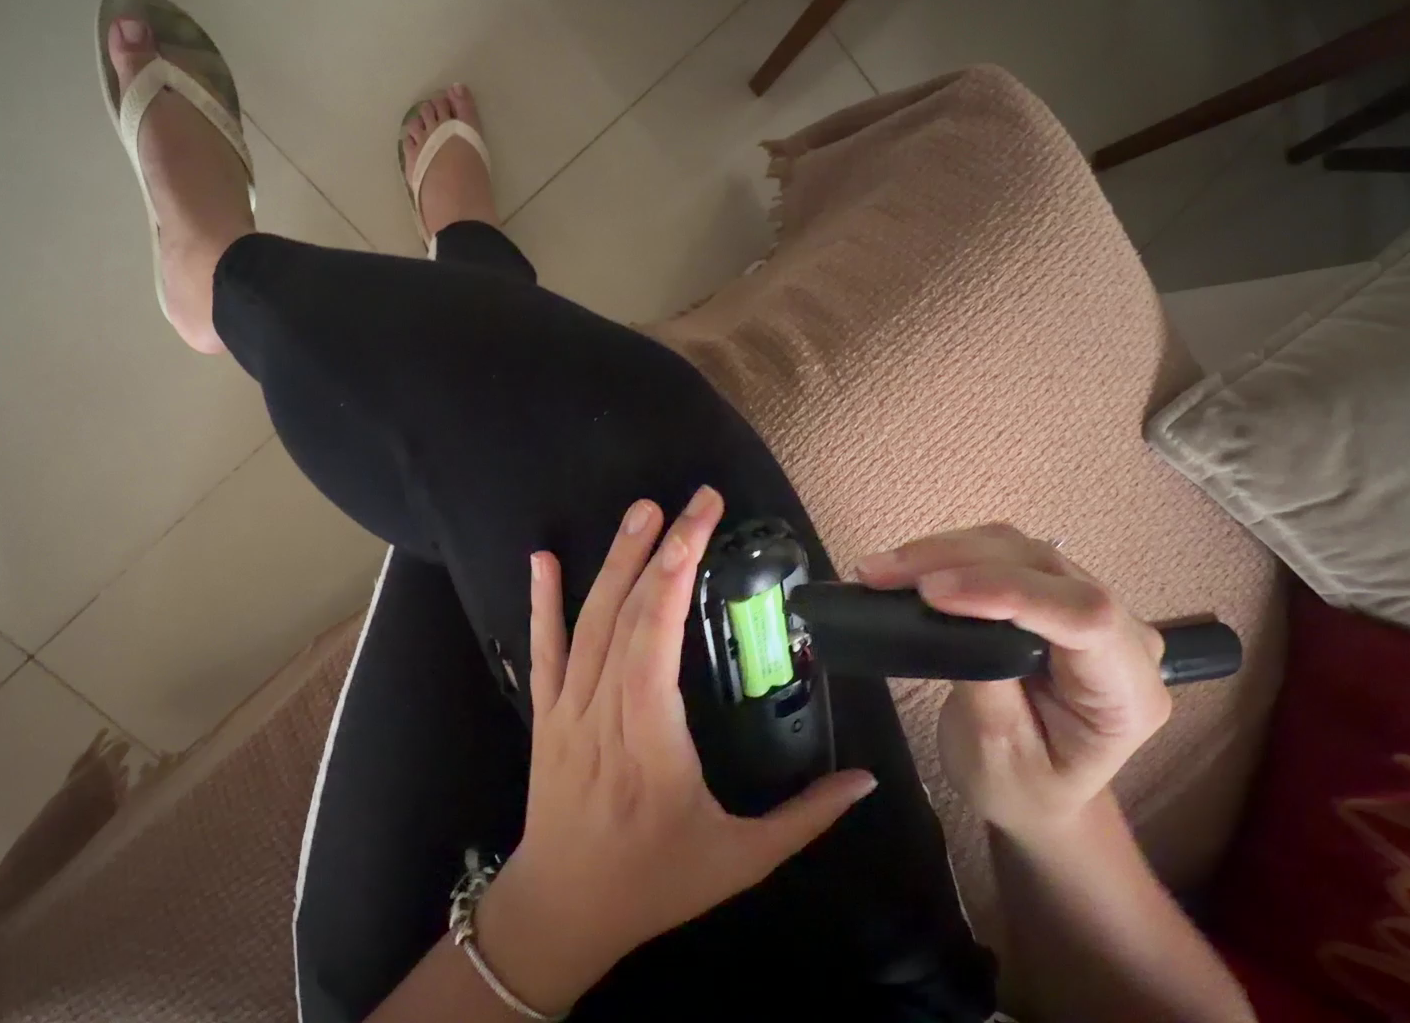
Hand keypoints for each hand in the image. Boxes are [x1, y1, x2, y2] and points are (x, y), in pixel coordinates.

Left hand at [477, 486, 878, 1012]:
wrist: (563, 910)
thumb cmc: (654, 883)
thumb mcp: (740, 859)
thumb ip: (806, 817)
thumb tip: (867, 780)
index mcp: (651, 738)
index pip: (658, 634)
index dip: (677, 569)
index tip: (702, 521)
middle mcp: (604, 711)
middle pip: (629, 613)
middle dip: (662, 549)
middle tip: (692, 499)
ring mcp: (567, 709)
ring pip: (589, 621)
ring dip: (616, 561)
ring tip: (642, 511)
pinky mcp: (546, 715)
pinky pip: (543, 649)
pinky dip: (542, 602)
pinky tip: (543, 559)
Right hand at [854, 524, 1168, 840]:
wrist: (1034, 792)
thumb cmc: (1022, 789)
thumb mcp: (998, 756)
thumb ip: (986, 682)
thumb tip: (951, 616)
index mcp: (1127, 692)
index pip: (1085, 617)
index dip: (1010, 592)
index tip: (931, 593)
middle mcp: (1122, 637)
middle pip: (1048, 570)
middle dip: (961, 563)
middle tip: (881, 574)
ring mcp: (1089, 608)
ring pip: (1020, 549)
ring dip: (946, 551)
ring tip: (881, 569)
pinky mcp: (1052, 593)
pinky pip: (1003, 553)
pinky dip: (949, 554)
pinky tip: (906, 566)